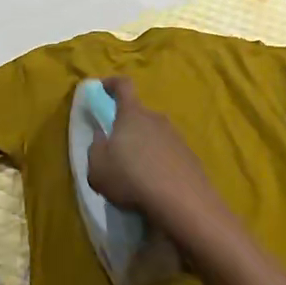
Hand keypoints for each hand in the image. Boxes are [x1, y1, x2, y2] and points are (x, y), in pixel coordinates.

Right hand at [85, 77, 217, 226]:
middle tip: (117, 149)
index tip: (103, 88)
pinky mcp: (189, 156)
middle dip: (127, 126)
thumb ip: (96, 148)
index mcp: (132, 115)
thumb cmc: (131, 178)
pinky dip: (160, 162)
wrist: (181, 201)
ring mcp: (176, 136)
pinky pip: (168, 153)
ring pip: (154, 135)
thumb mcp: (97, 168)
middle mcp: (156, 119)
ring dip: (144, 147)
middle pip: (139, 115)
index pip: (124, 86)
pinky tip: (154, 184)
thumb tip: (101, 135)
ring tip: (136, 173)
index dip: (112, 83)